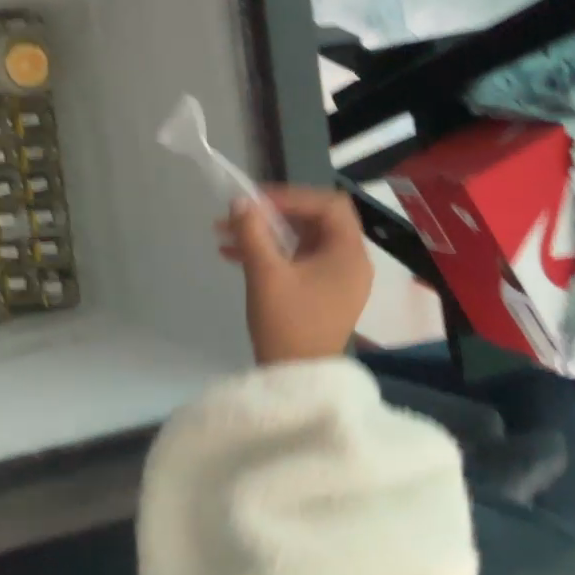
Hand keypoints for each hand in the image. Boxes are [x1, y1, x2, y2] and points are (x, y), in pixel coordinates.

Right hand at [218, 186, 373, 365]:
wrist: (297, 377)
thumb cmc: (287, 322)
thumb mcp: (265, 273)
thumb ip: (252, 232)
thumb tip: (240, 202)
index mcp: (348, 253)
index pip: (328, 205)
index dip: (291, 196)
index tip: (255, 202)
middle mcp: (350, 262)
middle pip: (314, 220)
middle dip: (271, 215)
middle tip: (236, 216)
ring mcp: (336, 279)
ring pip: (300, 240)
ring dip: (264, 234)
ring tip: (224, 234)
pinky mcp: (321, 293)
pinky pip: (296, 260)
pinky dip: (268, 253)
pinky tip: (233, 256)